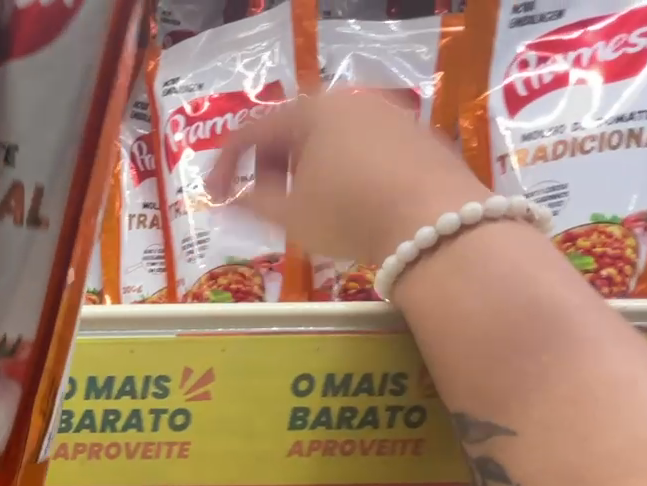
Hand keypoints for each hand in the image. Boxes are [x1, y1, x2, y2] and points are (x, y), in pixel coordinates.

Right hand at [212, 90, 490, 265]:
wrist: (433, 223)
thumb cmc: (347, 215)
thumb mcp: (288, 215)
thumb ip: (250, 202)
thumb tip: (227, 198)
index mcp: (310, 112)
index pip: (250, 131)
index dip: (225, 165)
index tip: (214, 196)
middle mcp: (348, 101)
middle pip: (290, 129)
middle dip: (267, 165)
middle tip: (258, 201)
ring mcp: (385, 114)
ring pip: (326, 138)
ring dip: (301, 169)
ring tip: (299, 206)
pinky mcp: (412, 135)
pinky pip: (358, 147)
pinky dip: (336, 169)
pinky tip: (339, 203)